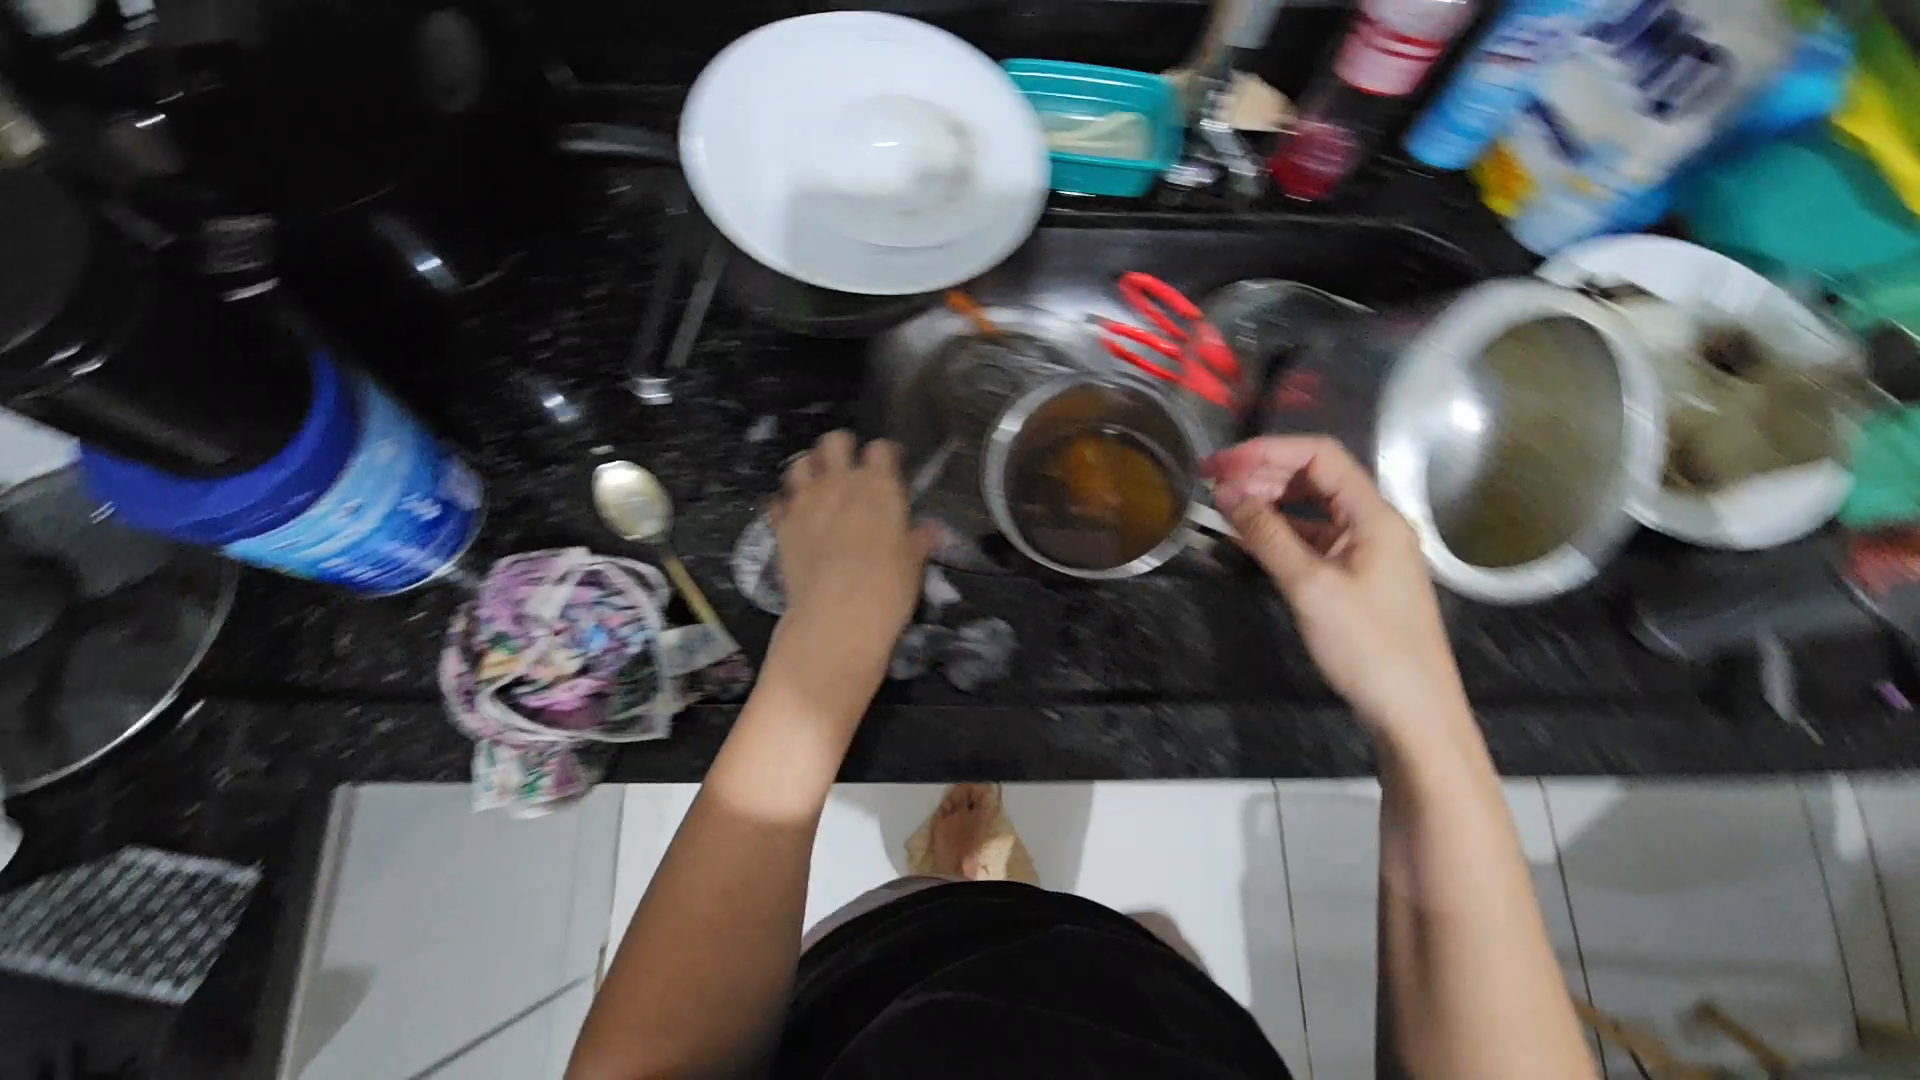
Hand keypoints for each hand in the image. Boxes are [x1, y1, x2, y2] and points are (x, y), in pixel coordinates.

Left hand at [766, 432, 932, 721]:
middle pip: (834, 441)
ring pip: (799, 463)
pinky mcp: (781, 524)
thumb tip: (929, 529)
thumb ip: (918, 540)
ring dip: (809, 469)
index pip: (880, 449)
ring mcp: (805, 501)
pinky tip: (793, 517)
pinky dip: (785, 505)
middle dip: (841, 448)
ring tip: (817, 485)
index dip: (884, 454)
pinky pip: (778, 501)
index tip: (888, 466)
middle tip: (847, 467)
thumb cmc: (887, 589)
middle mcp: (840, 483)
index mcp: (879, 486)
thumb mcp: (913, 564)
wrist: (836, 618)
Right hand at [1203, 437, 1466, 734]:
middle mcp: (1375, 523)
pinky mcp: (1359, 577)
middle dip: (1264, 474)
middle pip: (1317, 478)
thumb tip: (1226, 493)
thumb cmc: (1367, 646)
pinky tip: (1250, 539)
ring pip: (1314, 509)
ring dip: (1270, 502)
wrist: (1414, 711)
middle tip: (1213, 485)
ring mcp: (1369, 551)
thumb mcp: (1309, 587)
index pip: (1319, 456)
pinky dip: (1282, 533)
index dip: (1266, 452)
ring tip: (1225, 509)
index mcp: (1375, 515)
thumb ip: (1267, 534)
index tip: (1220, 464)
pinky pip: (1316, 539)